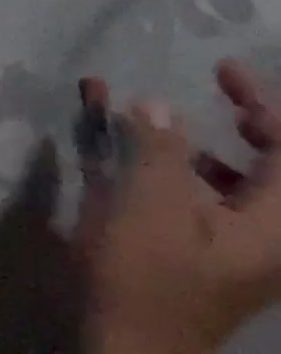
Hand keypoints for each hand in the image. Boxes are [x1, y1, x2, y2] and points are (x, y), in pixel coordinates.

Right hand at [83, 61, 280, 351]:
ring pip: (244, 184)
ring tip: (167, 118)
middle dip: (253, 123)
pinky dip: (183, 169)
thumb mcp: (144, 205)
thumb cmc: (145, 271)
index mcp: (274, 225)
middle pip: (278, 169)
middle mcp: (269, 235)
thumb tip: (158, 104)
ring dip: (211, 145)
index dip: (265, 107)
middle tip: (217, 88)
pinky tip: (141, 159)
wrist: (131, 341)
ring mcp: (239, 248)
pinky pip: (208, 198)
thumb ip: (155, 150)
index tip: (222, 70)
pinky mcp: (207, 254)